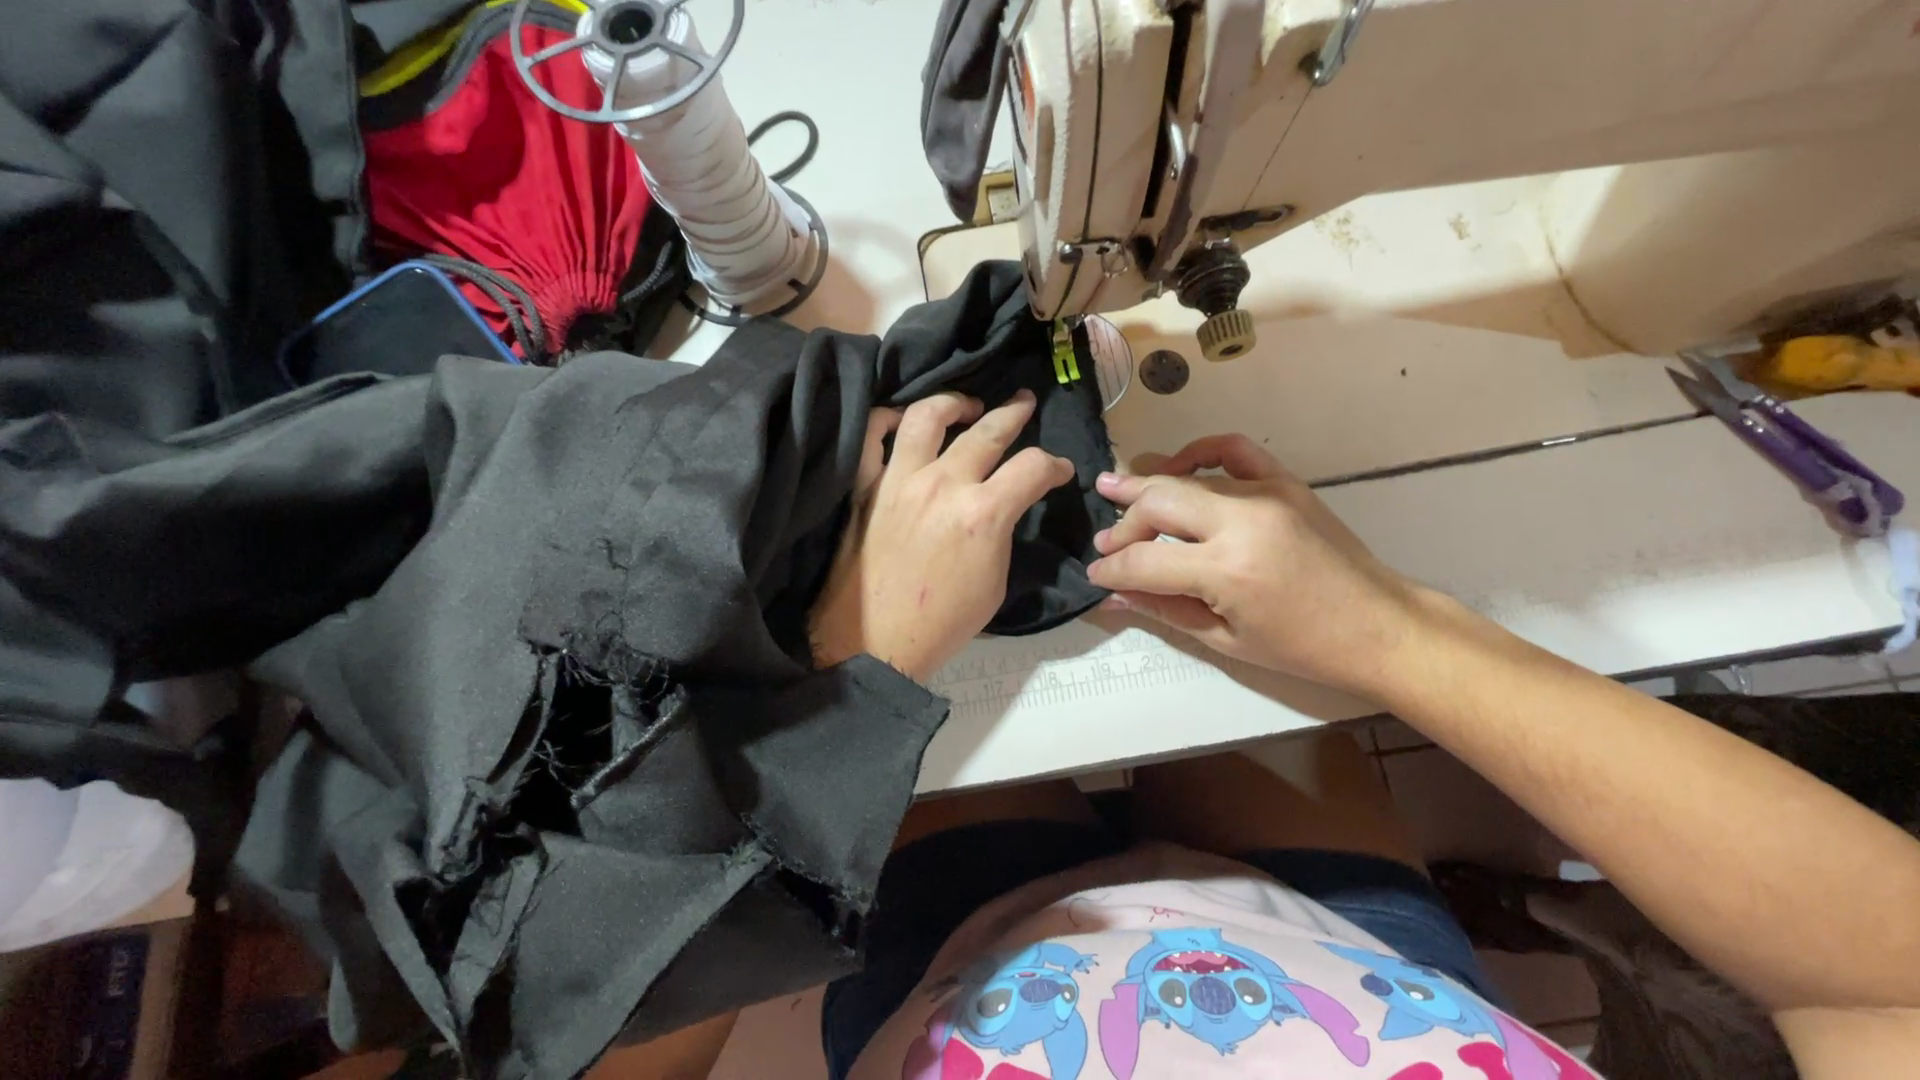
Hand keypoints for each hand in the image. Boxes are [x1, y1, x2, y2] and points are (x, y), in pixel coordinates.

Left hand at [809, 390, 1074, 681]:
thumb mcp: (995, 581)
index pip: (1032, 467)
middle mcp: (943, 484)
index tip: (1057, 471)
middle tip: (1024, 404)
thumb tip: (1003, 506)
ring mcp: (900, 480)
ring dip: (954, 404)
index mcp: (983, 514)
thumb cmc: (942, 623)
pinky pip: (873, 437)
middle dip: (1014, 413)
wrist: (873, 641)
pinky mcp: (866, 488)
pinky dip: (888, 420)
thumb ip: (1001, 532)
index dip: (1054, 465)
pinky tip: (903, 421)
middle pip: (988, 430)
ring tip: (967, 407)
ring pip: (927, 416)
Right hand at [1084, 434, 1431, 695]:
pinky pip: (1232, 450)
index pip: (1144, 559)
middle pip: (1157, 504)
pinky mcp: (1285, 482)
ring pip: (1186, 479)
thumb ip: (1164, 610)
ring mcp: (1265, 494)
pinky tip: (1176, 465)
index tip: (1095, 576)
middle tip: (1104, 541)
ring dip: (1148, 489)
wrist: (1377, 627)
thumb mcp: (1225, 640)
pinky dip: (1199, 452)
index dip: (1111, 569)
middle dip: (1123, 524)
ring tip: (1114, 490)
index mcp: (1226, 570)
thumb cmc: (1301, 648)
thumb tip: (1113, 597)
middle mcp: (1240, 522)